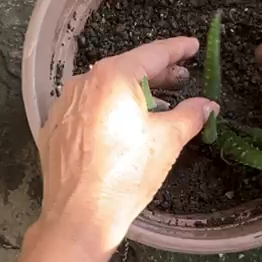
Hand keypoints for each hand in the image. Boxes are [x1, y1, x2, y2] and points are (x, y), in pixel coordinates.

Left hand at [33, 37, 217, 261]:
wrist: (80, 215)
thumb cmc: (126, 175)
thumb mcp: (168, 140)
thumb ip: (190, 115)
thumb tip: (207, 105)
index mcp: (113, 77)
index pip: (152, 53)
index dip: (177, 49)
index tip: (192, 46)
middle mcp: (84, 83)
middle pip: (126, 69)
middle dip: (156, 73)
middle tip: (181, 78)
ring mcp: (65, 105)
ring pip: (105, 89)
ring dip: (131, 93)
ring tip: (155, 105)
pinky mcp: (54, 129)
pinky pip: (87, 110)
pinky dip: (108, 111)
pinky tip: (122, 127)